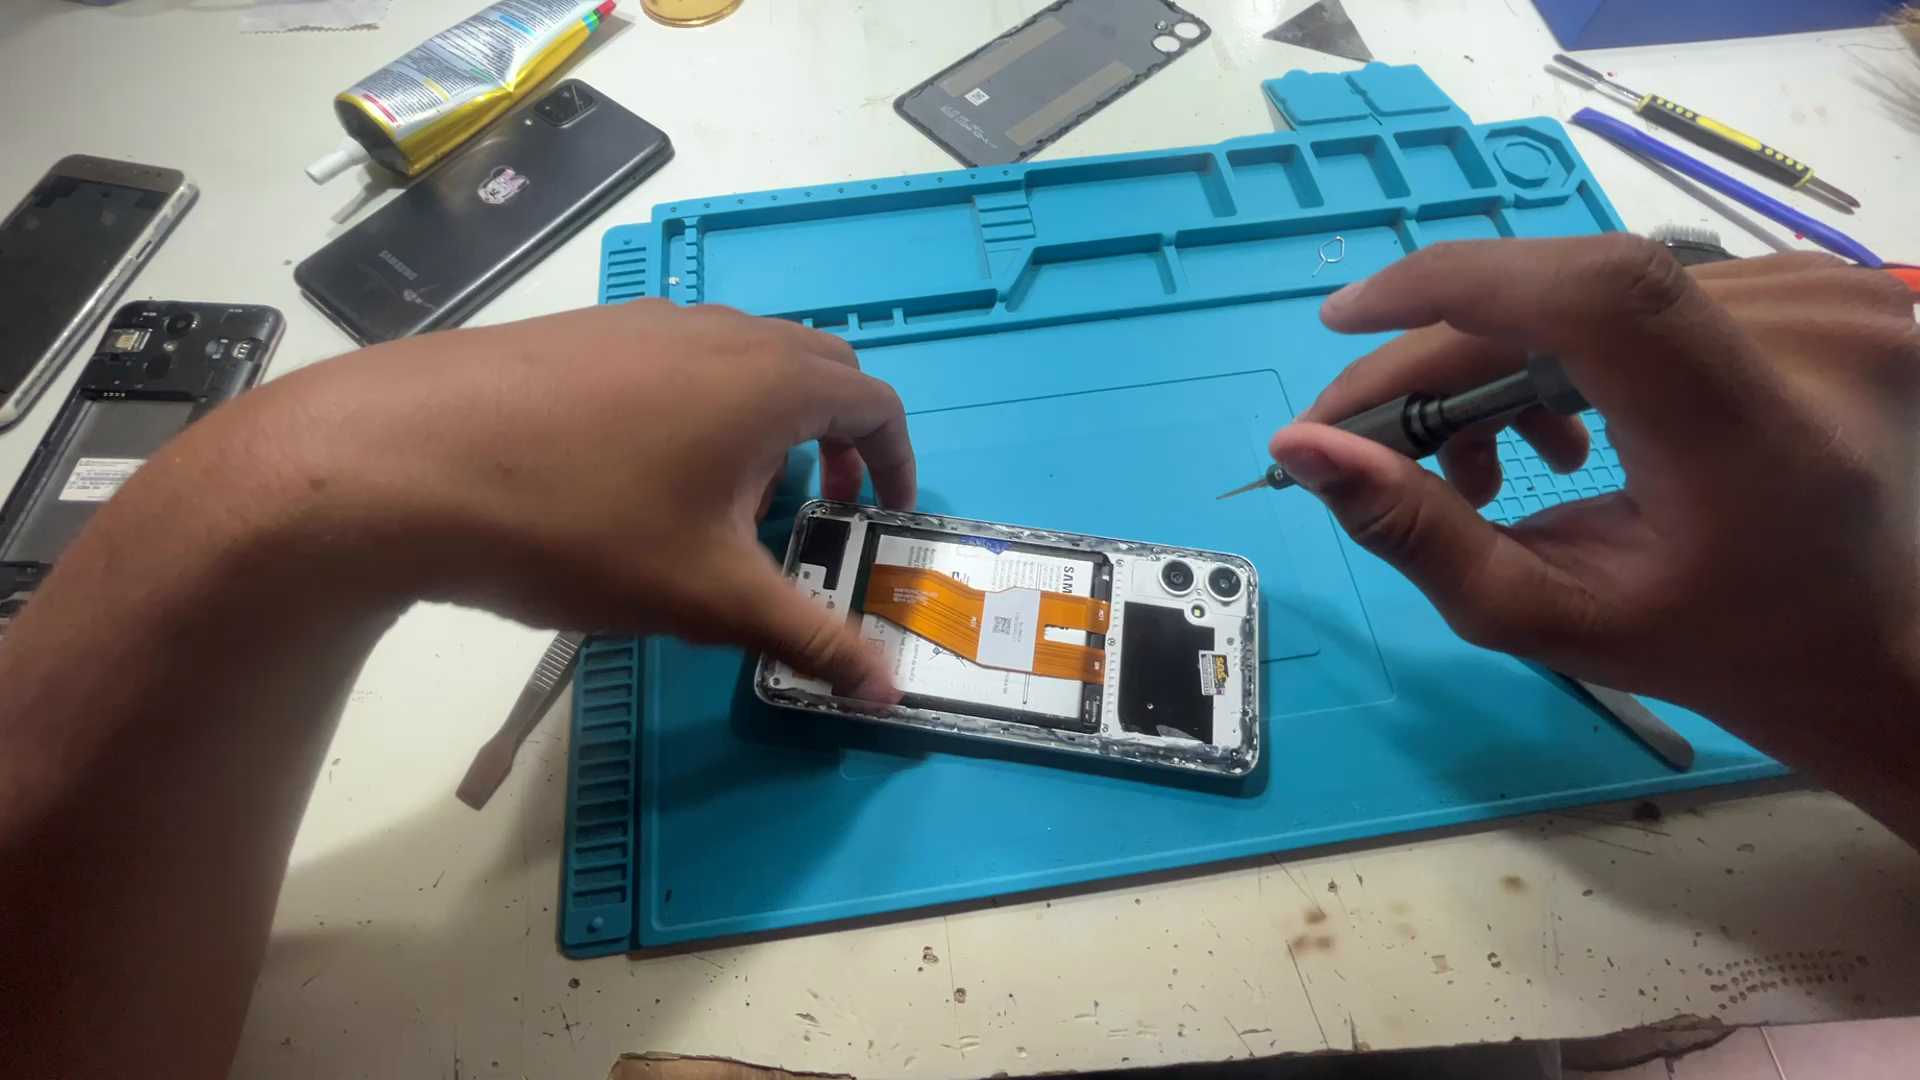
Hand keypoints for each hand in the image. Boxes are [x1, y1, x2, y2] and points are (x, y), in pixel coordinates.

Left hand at [171, 300, 913, 698]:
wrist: (389, 465)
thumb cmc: (581, 526)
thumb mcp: (712, 597)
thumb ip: (812, 641)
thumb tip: (887, 695)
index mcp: (770, 382)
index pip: (876, 403)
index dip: (896, 460)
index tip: (882, 511)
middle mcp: (722, 333)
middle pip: (821, 370)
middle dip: (843, 435)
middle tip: (822, 500)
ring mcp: (650, 322)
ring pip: (751, 359)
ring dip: (775, 418)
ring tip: (734, 491)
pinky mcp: (590, 330)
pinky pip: (687, 357)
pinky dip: (712, 402)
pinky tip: (652, 466)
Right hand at [1267, 237, 1919, 732]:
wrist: (1879, 638)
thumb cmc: (1702, 643)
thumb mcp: (1525, 612)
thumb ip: (1408, 530)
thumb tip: (1300, 448)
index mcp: (1750, 436)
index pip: (1588, 296)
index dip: (1445, 284)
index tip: (1343, 318)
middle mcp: (1810, 335)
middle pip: (1549, 307)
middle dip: (1427, 367)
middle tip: (1367, 442)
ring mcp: (1831, 297)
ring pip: (1575, 301)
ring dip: (1483, 371)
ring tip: (1474, 466)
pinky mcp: (1816, 288)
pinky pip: (1626, 301)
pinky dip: (1547, 359)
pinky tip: (1550, 431)